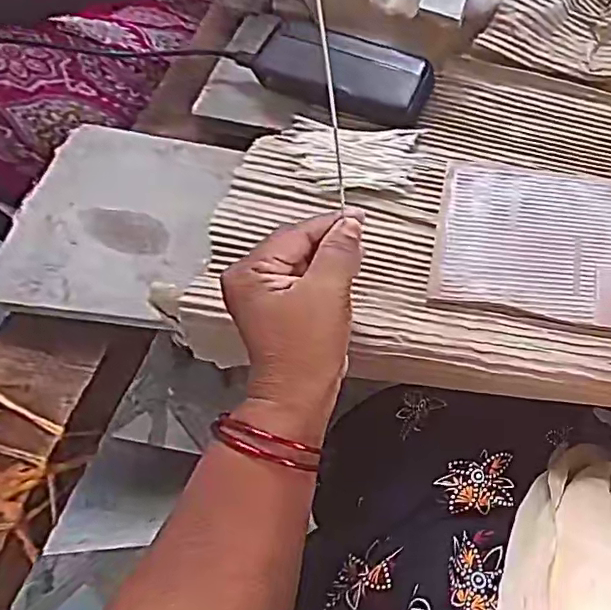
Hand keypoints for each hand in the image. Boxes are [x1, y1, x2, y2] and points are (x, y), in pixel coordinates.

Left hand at [222, 211, 364, 424]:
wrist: (300, 392)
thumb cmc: (306, 348)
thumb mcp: (327, 291)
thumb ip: (338, 252)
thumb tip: (349, 225)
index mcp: (250, 271)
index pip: (296, 234)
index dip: (330, 224)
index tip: (359, 218)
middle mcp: (249, 280)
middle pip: (297, 245)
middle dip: (330, 241)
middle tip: (361, 237)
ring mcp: (264, 295)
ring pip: (303, 262)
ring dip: (330, 259)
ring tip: (355, 257)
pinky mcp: (280, 309)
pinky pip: (305, 280)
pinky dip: (326, 276)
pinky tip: (342, 279)